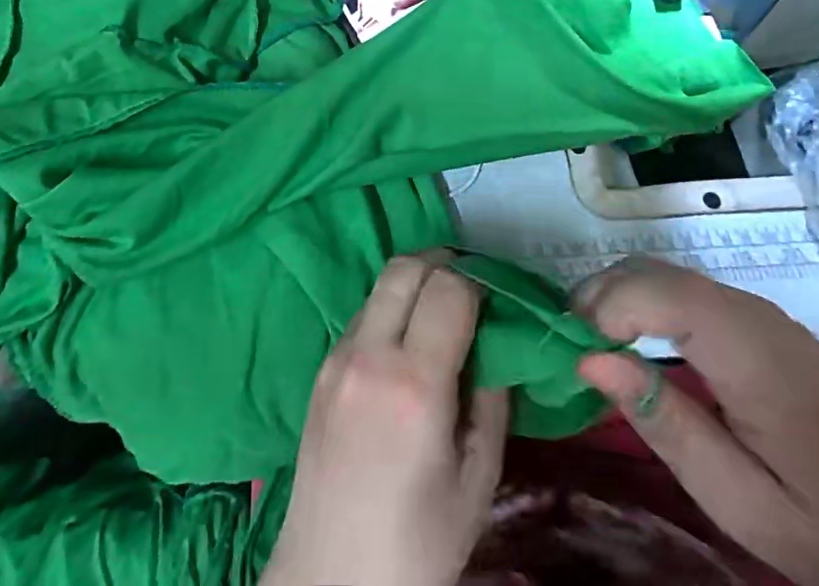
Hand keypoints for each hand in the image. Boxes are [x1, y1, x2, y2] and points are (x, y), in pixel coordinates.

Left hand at [263, 253, 509, 585]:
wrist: (331, 572)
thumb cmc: (419, 539)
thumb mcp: (479, 475)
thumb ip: (492, 396)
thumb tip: (497, 342)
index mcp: (413, 383)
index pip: (449, 288)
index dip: (480, 282)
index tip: (499, 298)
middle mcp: (367, 355)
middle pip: (405, 267)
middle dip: (445, 264)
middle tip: (474, 288)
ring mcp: (336, 357)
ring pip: (380, 285)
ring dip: (415, 284)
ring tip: (443, 314)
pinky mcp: (320, 367)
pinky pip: (361, 314)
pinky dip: (390, 309)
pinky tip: (408, 344)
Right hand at [572, 258, 818, 585]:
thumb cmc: (811, 519)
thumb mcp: (733, 496)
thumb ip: (663, 423)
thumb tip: (588, 359)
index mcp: (757, 356)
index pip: (664, 294)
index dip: (607, 309)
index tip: (578, 354)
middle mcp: (755, 314)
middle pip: (652, 272)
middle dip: (597, 299)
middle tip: (570, 349)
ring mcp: (753, 307)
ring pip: (657, 270)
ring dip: (611, 297)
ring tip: (590, 346)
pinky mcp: (747, 314)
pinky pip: (674, 285)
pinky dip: (634, 300)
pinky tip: (625, 339)